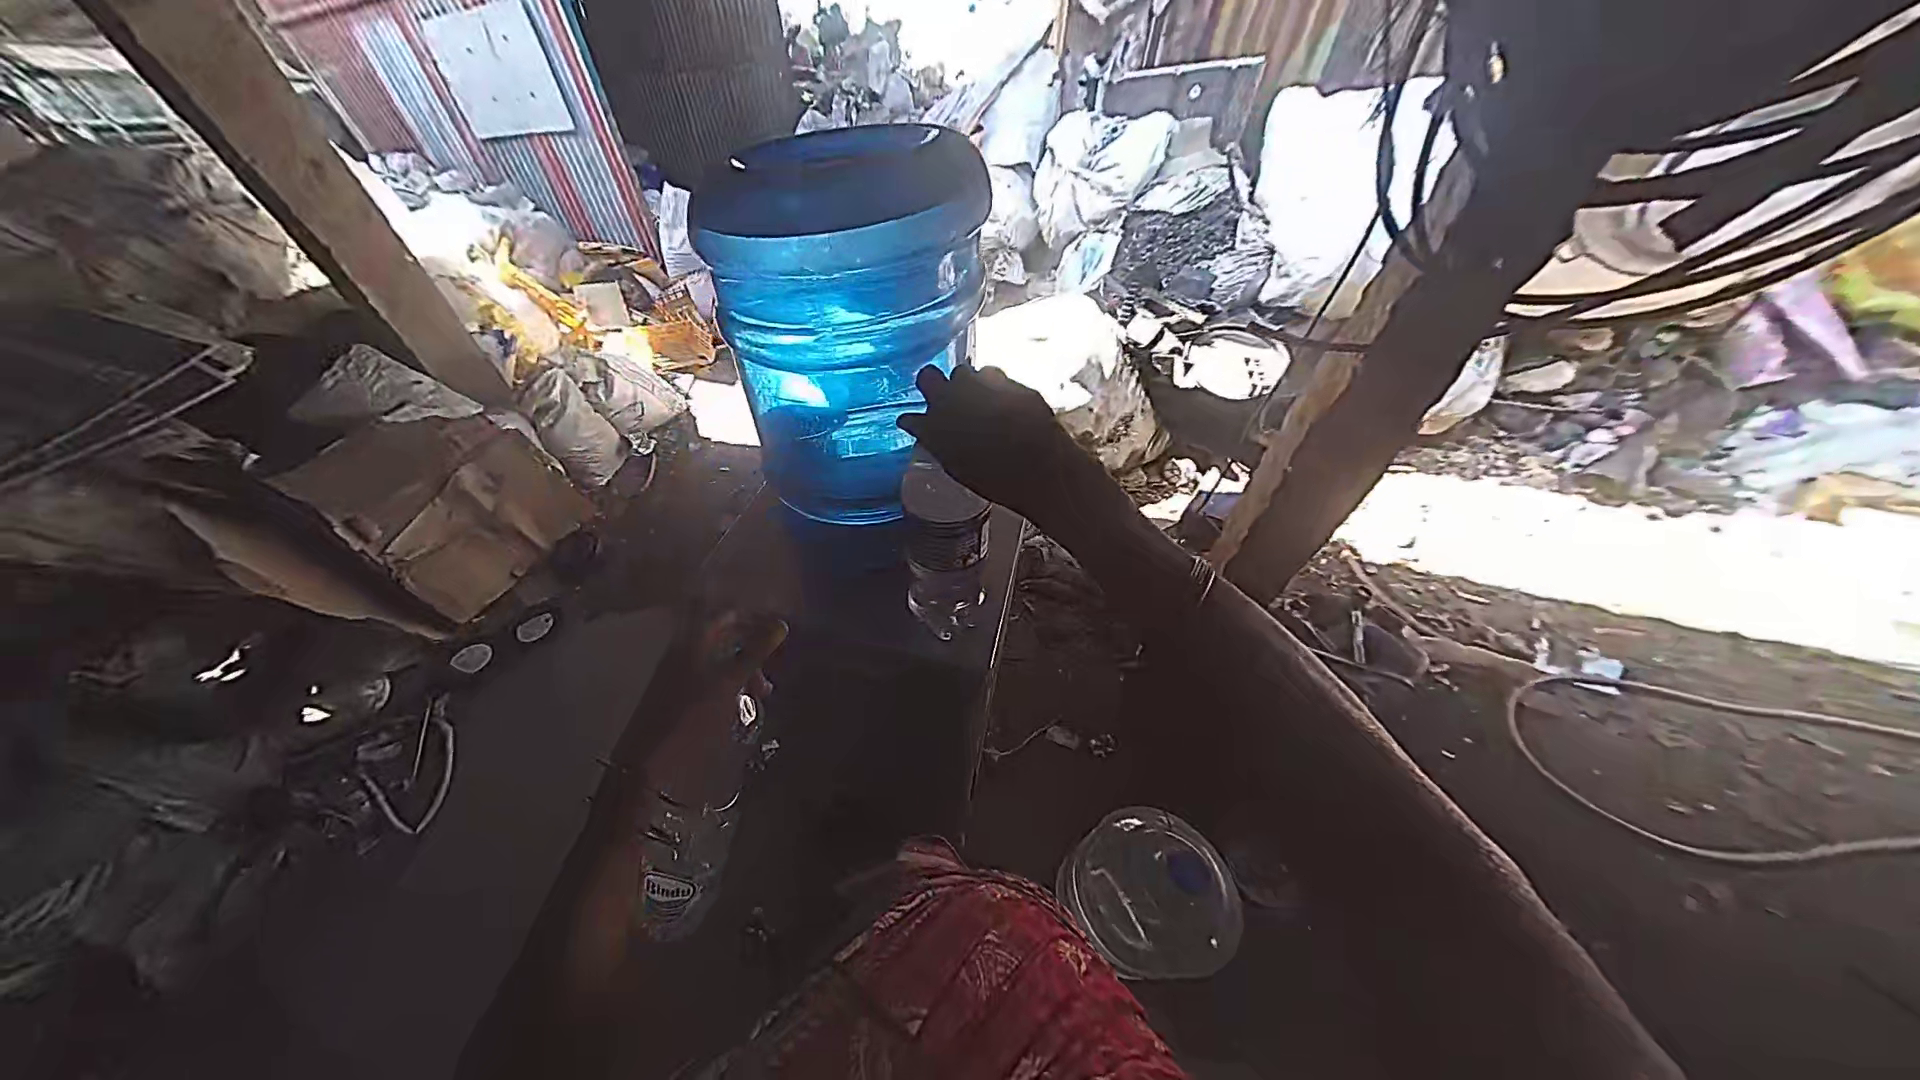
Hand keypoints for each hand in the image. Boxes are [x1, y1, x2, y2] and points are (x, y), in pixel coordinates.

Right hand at [897, 365, 1082, 519]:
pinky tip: (1007, 408)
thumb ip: (937, 441)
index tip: (923, 419)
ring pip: (967, 372)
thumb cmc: (995, 477)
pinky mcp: (1011, 382)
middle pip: (930, 375)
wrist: (1042, 467)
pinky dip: (997, 390)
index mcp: (935, 420)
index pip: (912, 408)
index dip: (919, 411)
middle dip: (938, 386)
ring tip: (984, 404)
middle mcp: (952, 395)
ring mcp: (983, 383)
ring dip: (970, 384)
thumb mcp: (957, 465)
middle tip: (951, 403)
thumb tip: (922, 428)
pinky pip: (997, 379)